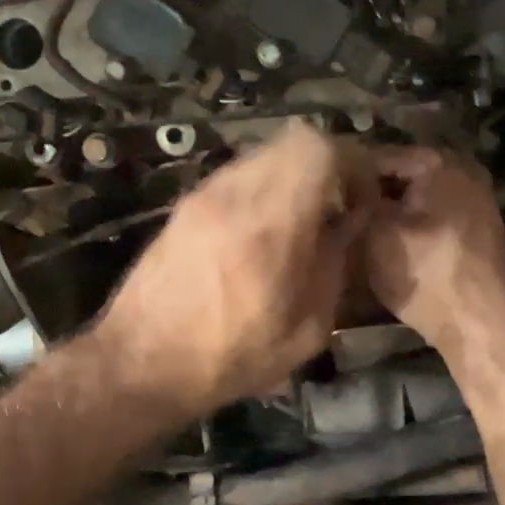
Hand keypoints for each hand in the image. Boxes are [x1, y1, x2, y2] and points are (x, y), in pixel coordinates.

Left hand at [90, 123, 371, 414]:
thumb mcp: (308, 327)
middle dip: (328, 166)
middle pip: (295, 140)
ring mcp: (206, 193)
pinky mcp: (186, 203)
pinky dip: (264, 188)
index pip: (322, 148)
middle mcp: (236, 191)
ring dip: (295, 175)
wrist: (141, 363)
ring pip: (266, 154)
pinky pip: (239, 175)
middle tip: (338, 206)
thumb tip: (353, 221)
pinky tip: (263, 233)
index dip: (355, 164)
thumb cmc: (233, 356)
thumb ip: (337, 262)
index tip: (363, 200)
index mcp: (272, 221)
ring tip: (302, 221)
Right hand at [362, 147, 504, 353]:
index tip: (324, 195)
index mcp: (436, 160)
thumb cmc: (422, 271)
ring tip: (365, 230)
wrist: (477, 321)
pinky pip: (438, 213)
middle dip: (373, 192)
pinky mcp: (482, 226)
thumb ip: (356, 194)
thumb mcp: (375, 230)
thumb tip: (342, 177)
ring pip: (421, 195)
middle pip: (402, 174)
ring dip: (394, 209)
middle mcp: (463, 169)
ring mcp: (478, 197)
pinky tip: (397, 243)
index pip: (377, 155)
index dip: (347, 174)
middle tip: (342, 213)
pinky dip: (417, 223)